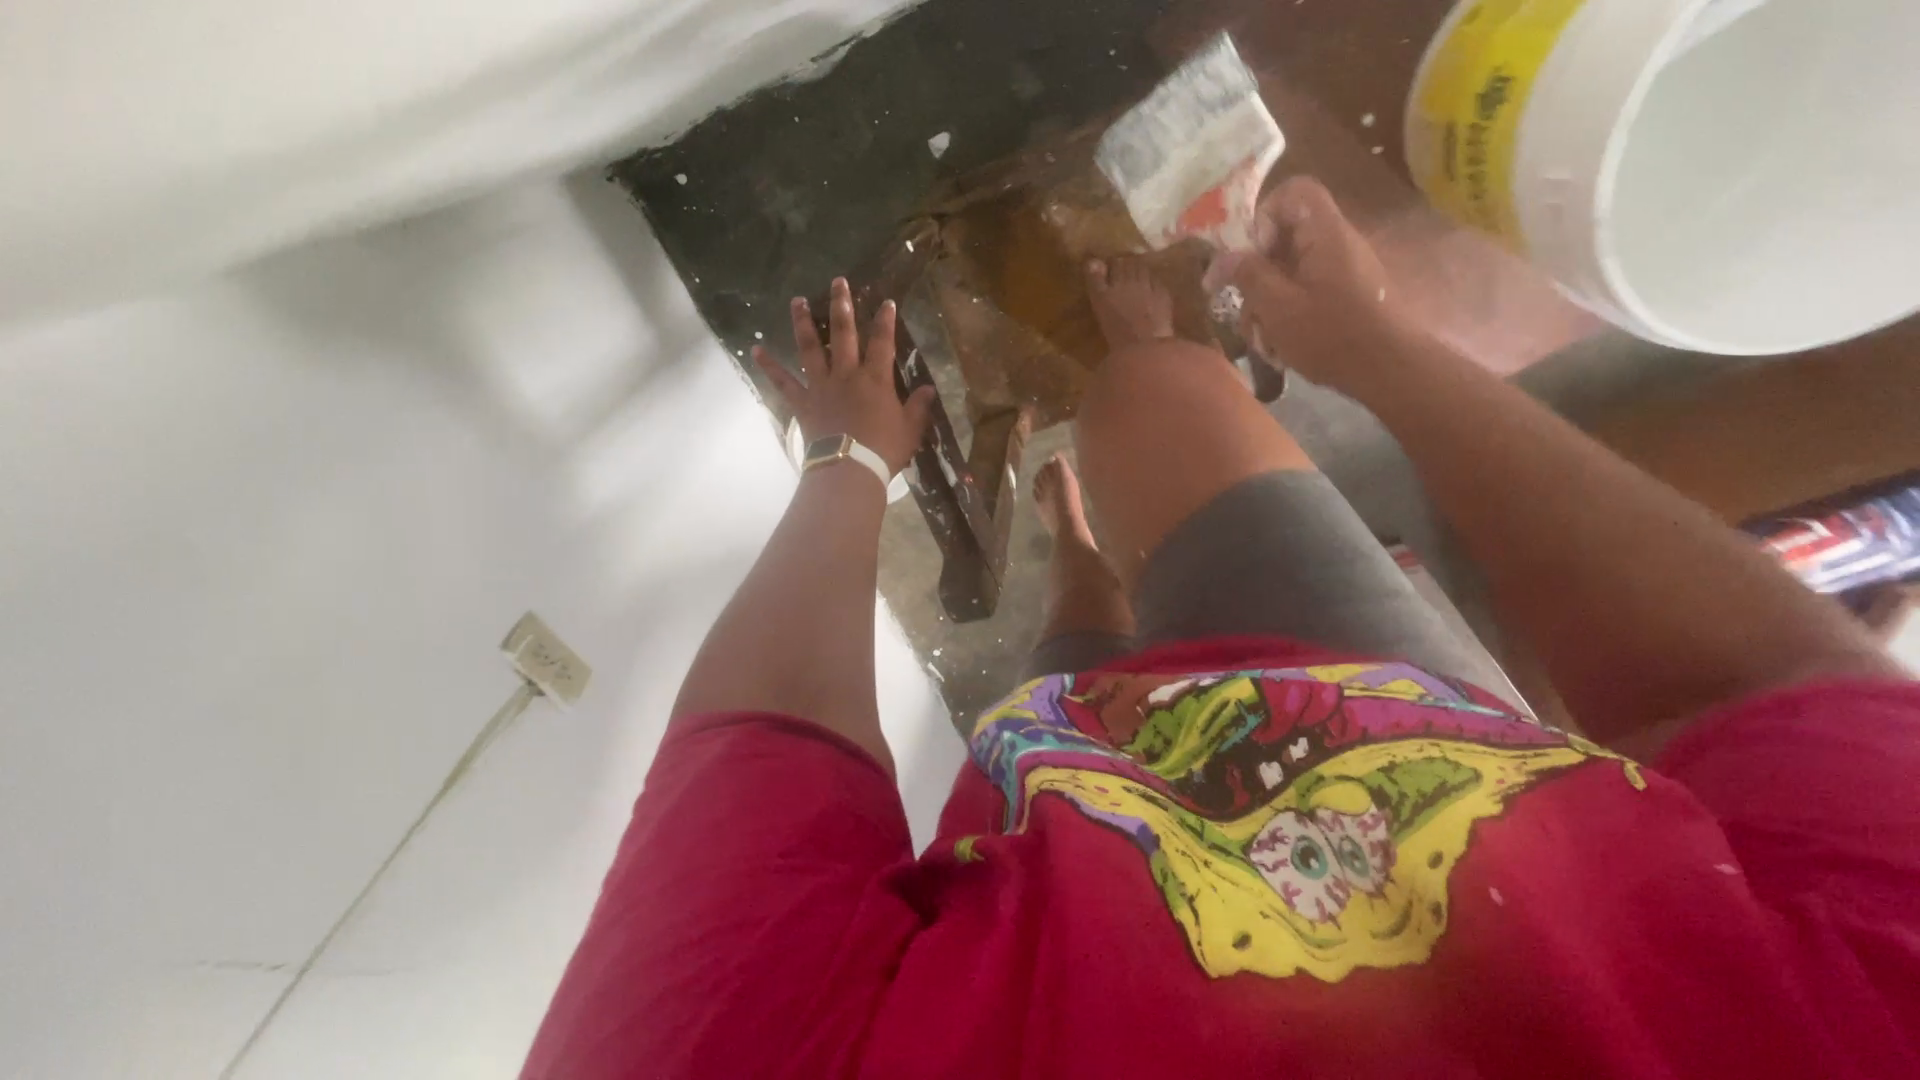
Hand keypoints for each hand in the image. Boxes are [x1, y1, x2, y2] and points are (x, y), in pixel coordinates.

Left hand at [753, 276, 936, 473]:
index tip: (885, 302)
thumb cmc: (883, 450)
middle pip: (843, 334)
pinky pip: (783, 382)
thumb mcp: (910, 429)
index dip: (884, 321)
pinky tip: (756, 350)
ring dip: (803, 323)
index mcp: (875, 379)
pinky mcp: (802, 403)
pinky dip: (769, 366)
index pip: (882, 342)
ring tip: (797, 300)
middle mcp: (846, 375)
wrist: (849, 469)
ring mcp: (821, 386)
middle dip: (841, 306)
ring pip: (810, 348)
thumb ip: (918, 407)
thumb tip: (928, 389)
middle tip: (837, 282)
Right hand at [1204, 176, 1418, 396]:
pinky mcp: (1346, 293)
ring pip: (1291, 267)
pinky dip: (1286, 310)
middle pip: (1286, 234)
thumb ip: (1249, 275)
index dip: (1263, 214)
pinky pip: (1306, 288)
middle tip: (1244, 302)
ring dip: (1268, 297)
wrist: (1389, 370)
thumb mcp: (1278, 307)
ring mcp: (1343, 269)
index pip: (1294, 192)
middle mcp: (1337, 242)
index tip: (1247, 253)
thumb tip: (1222, 257)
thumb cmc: (1331, 335)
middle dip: (1258, 268)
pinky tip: (1279, 343)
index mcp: (1324, 233)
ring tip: (1260, 334)